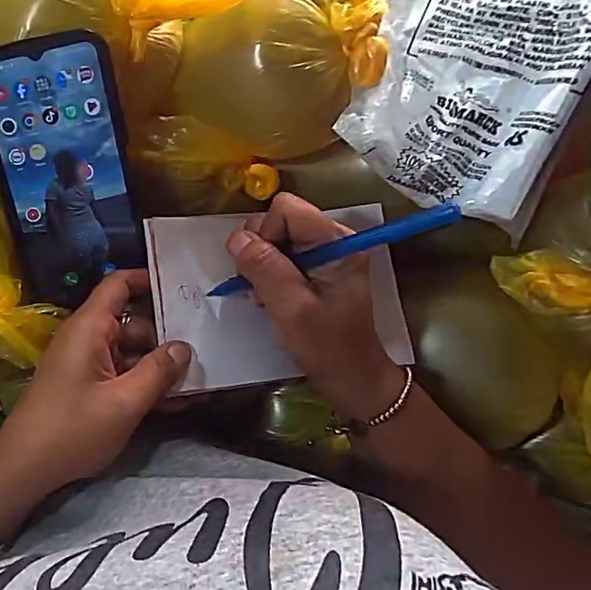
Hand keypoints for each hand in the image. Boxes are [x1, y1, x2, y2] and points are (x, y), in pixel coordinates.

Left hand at [0, 270, 190, 502]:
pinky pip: (120, 372)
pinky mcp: (86, 384)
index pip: (119, 284)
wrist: (24, 468)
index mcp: (90, 327)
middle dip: (166, 336)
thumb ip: (158, 372)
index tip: (183, 287)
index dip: (148, 279)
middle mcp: (87, 337)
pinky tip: (173, 402)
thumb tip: (183, 347)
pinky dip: (143, 382)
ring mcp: (86, 362)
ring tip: (197, 383)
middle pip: (132, 322)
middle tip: (204, 348)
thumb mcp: (124, 402)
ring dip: (158, 366)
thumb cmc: (73, 429)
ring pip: (130, 351)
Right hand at [227, 193, 400, 418]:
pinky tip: (271, 299)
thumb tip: (237, 238)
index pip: (286, 209)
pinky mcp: (314, 271)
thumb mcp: (292, 309)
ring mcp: (322, 256)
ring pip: (275, 239)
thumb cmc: (329, 347)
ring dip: (262, 266)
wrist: (354, 380)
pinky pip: (280, 258)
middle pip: (278, 220)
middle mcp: (330, 241)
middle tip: (263, 287)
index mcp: (335, 242)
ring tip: (267, 297)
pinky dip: (268, 276)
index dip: (266, 233)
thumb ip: (264, 269)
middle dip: (261, 250)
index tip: (264, 269)